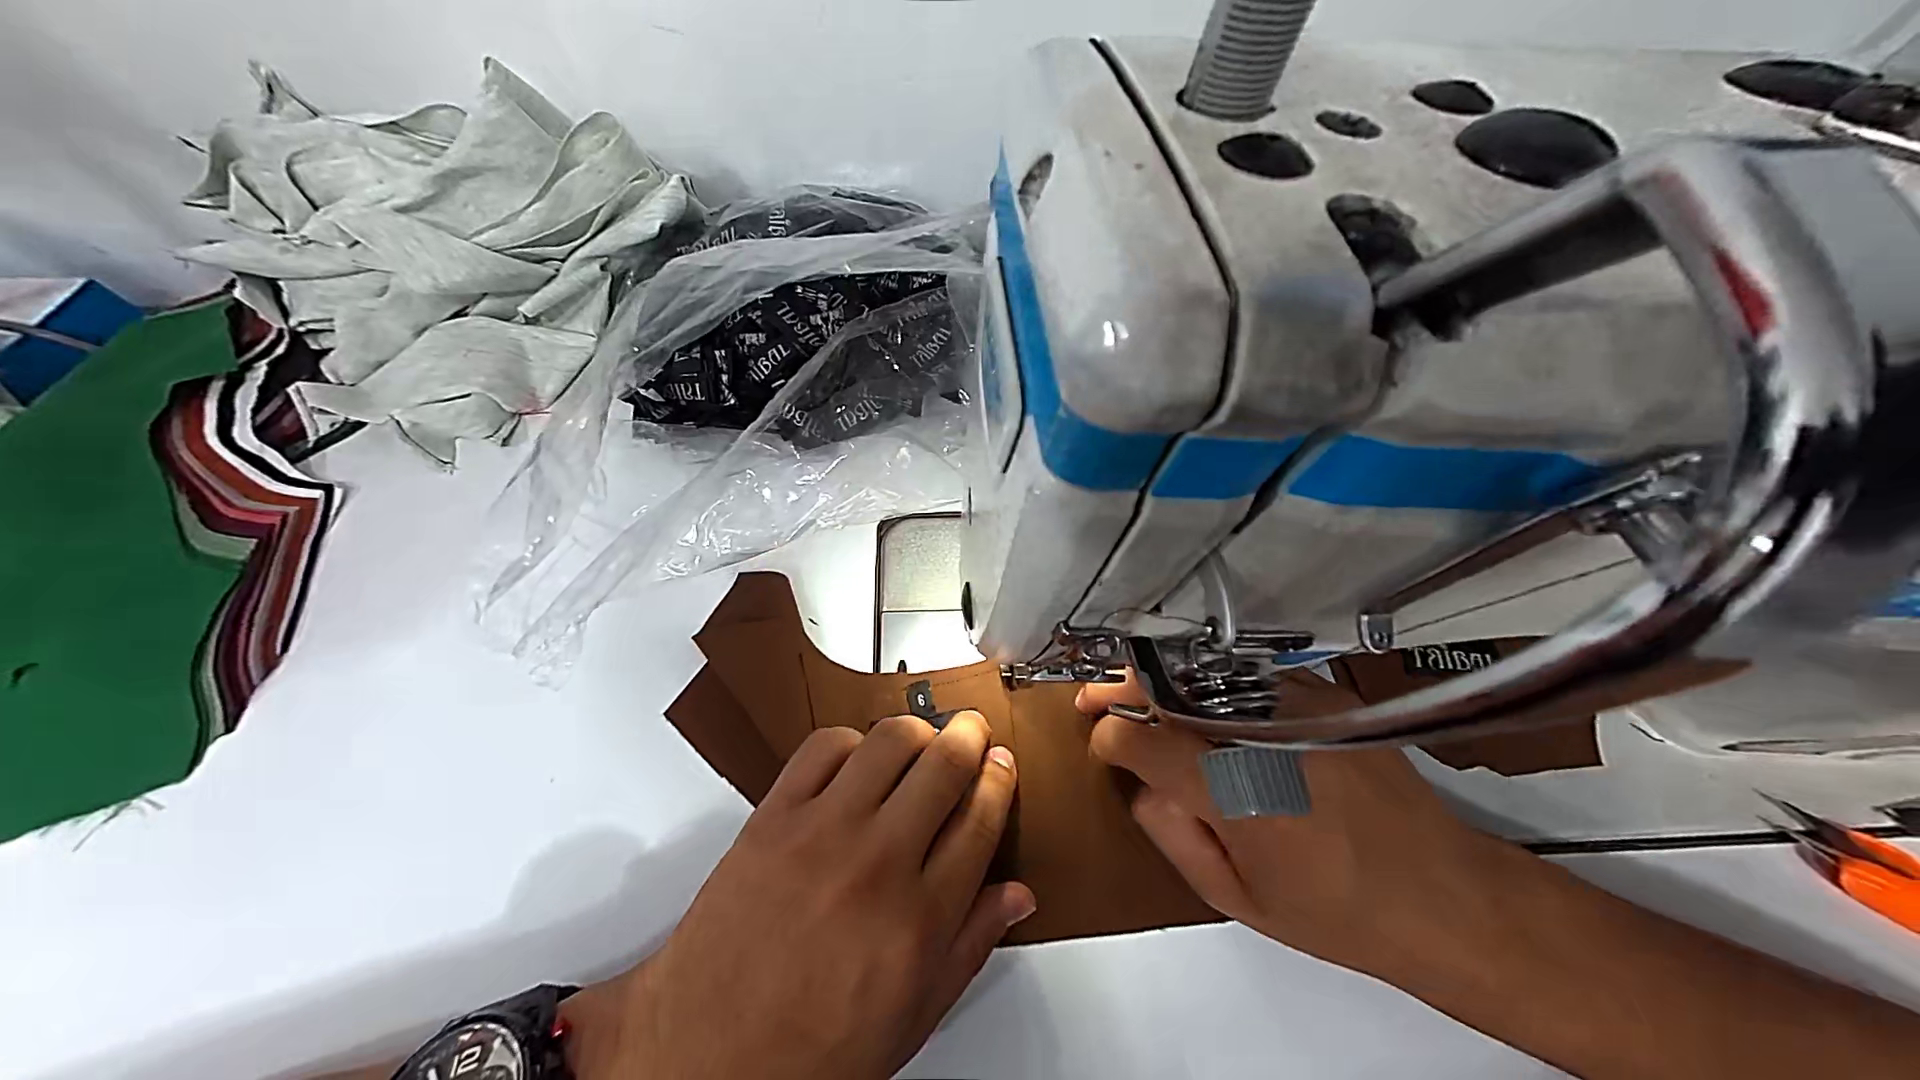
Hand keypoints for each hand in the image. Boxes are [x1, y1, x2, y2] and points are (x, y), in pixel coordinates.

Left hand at [566, 710, 1033, 1079]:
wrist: (704, 1055)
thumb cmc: (807, 1049)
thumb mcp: (914, 1014)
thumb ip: (971, 944)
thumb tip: (1014, 897)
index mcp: (920, 919)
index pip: (981, 819)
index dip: (999, 780)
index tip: (1000, 766)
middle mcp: (877, 865)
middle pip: (945, 764)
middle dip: (970, 736)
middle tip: (972, 732)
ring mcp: (822, 834)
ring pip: (891, 740)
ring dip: (917, 730)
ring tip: (920, 739)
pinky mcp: (773, 818)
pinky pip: (822, 747)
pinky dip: (850, 740)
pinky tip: (856, 758)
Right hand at [1078, 670, 1502, 980]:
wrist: (1444, 894)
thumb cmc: (1336, 910)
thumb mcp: (1234, 896)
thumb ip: (1170, 832)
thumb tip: (1139, 783)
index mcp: (1230, 789)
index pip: (1137, 738)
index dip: (1107, 738)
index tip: (1102, 746)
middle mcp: (1257, 735)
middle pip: (1163, 686)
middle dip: (1118, 689)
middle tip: (1095, 699)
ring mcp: (1294, 706)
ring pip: (1202, 672)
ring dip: (1160, 681)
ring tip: (1139, 698)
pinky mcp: (1322, 696)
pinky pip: (1246, 678)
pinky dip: (1211, 685)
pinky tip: (1204, 706)